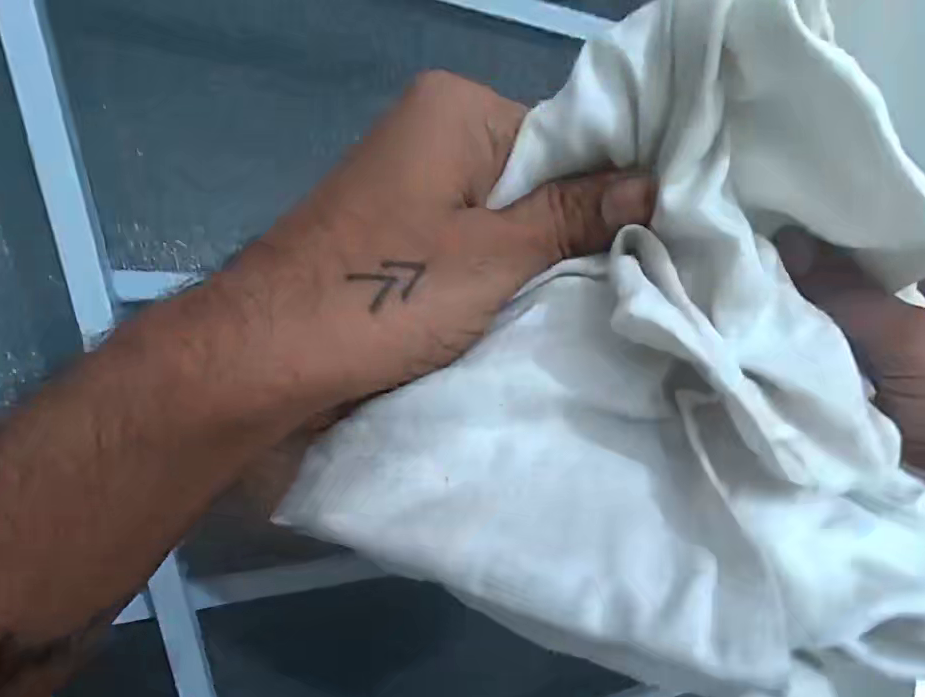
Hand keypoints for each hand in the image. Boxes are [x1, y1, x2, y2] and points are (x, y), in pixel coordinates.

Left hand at [210, 71, 656, 420]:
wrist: (274, 357)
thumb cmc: (386, 296)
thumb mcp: (494, 257)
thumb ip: (569, 218)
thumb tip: (650, 185)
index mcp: (458, 111)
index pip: (567, 135)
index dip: (609, 190)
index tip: (649, 242)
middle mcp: (435, 137)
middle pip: (536, 180)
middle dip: (574, 233)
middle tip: (622, 281)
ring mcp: (416, 192)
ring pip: (506, 223)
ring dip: (538, 264)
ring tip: (582, 302)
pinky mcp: (404, 242)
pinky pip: (474, 251)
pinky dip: (502, 280)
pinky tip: (527, 310)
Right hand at [777, 230, 924, 508]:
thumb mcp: (907, 340)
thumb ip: (848, 295)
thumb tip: (788, 243)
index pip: (902, 237)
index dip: (852, 230)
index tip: (800, 219)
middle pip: (873, 277)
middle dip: (829, 272)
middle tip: (775, 250)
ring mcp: (906, 344)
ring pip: (853, 313)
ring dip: (820, 308)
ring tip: (771, 279)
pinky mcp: (880, 376)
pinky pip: (845, 346)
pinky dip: (820, 340)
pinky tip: (786, 321)